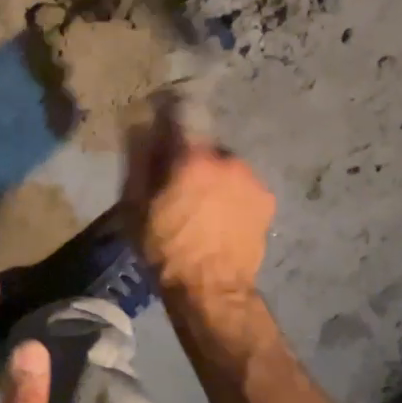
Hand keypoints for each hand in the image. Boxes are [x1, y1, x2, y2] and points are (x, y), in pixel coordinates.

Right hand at [123, 95, 275, 303]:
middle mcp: (227, 158)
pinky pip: (242, 185)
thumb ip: (139, 160)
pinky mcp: (266, 199)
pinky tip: (220, 215)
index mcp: (192, 156)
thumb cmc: (164, 248)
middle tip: (177, 181)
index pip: (179, 113)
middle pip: (203, 144)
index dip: (166, 112)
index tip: (157, 116)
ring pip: (225, 165)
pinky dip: (231, 192)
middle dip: (190, 155)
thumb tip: (138, 125)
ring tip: (201, 204)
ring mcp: (251, 179)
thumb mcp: (135, 205)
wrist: (211, 290)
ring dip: (213, 175)